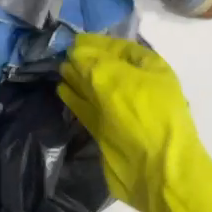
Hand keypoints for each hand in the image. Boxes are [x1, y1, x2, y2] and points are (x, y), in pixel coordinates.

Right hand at [59, 34, 211, 211]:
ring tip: (55, 69)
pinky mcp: (110, 133)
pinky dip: (75, 99)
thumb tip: (72, 54)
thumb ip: (90, 63)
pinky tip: (60, 89)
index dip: (95, 42)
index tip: (68, 40)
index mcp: (150, 68)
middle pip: (106, 68)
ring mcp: (124, 112)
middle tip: (55, 53)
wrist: (157, 170)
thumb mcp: (114, 79)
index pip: (119, 47)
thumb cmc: (141, 116)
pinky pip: (89, 110)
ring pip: (95, 89)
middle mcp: (138, 87)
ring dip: (77, 78)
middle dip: (83, 60)